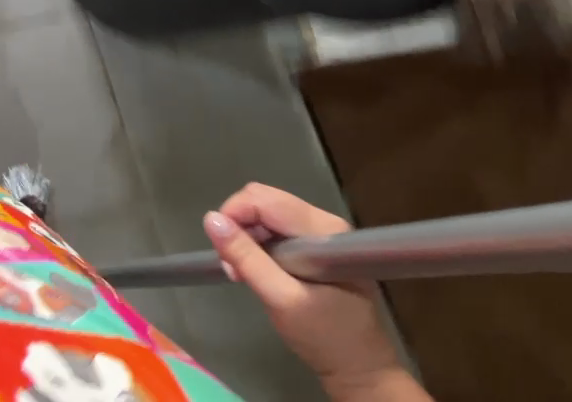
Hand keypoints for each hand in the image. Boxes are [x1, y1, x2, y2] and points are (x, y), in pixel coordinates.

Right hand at [204, 184, 413, 399]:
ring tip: (243, 271)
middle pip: (263, 201)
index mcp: (325, 232)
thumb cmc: (326, 338)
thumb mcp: (281, 300)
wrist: (361, 370)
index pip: (264, 200)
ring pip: (264, 212)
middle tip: (232, 265)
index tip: (222, 251)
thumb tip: (210, 219)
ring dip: (245, 237)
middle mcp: (325, 222)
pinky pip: (273, 226)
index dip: (234, 215)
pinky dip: (257, 243)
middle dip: (238, 226)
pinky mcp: (315, 243)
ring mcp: (321, 232)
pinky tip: (257, 268)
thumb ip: (246, 258)